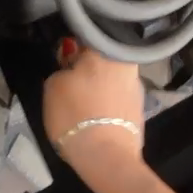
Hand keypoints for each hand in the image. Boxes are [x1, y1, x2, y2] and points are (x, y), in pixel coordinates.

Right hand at [43, 40, 145, 180]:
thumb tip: (70, 66)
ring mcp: (137, 88)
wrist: (105, 156)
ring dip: (100, 85)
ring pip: (113, 79)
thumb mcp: (52, 86)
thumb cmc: (75, 114)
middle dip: (90, 67)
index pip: (88, 37)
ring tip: (84, 103)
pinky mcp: (140, 110)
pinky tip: (97, 116)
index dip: (73, 46)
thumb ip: (62, 68)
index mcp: (108, 50)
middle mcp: (128, 63)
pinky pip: (119, 98)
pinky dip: (109, 103)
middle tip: (73, 82)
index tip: (64, 58)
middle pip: (104, 58)